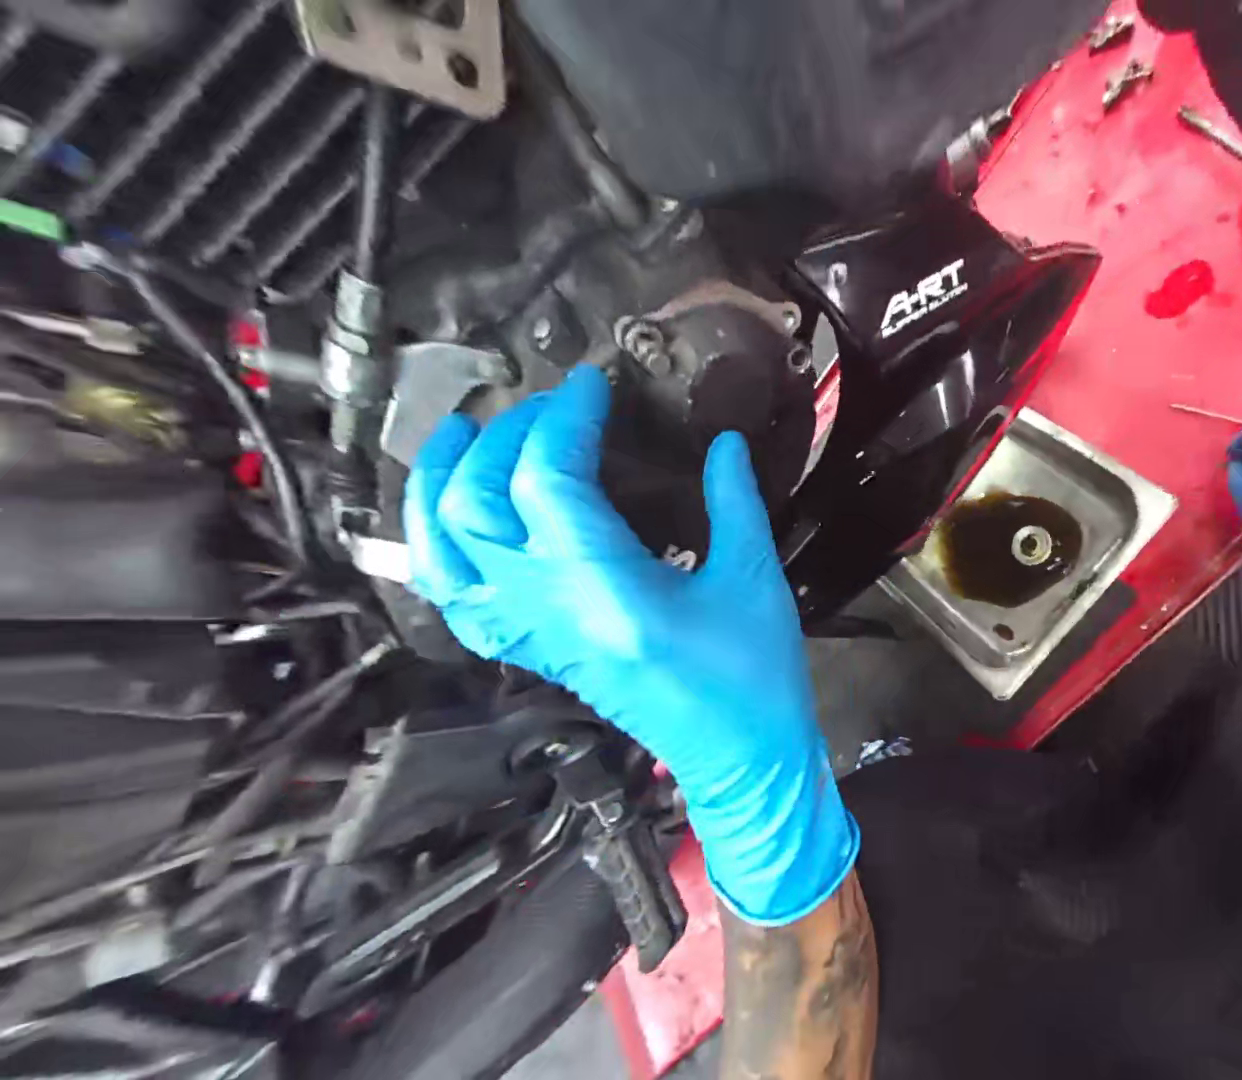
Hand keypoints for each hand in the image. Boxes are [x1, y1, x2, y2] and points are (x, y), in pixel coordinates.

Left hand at [403, 365, 856, 925]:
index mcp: (605, 588)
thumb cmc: (754, 669)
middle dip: (508, 438)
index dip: (565, 420)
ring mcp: (532, 633)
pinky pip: (458, 598)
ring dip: (442, 484)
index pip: (548, 481)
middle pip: (480, 504)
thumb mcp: (754, 576)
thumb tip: (724, 442)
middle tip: (553, 408)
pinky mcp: (536, 649)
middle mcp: (549, 609)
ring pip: (442, 550)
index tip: (594, 385)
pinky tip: (456, 523)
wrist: (738, 752)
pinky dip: (442, 549)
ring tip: (464, 437)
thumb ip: (734, 501)